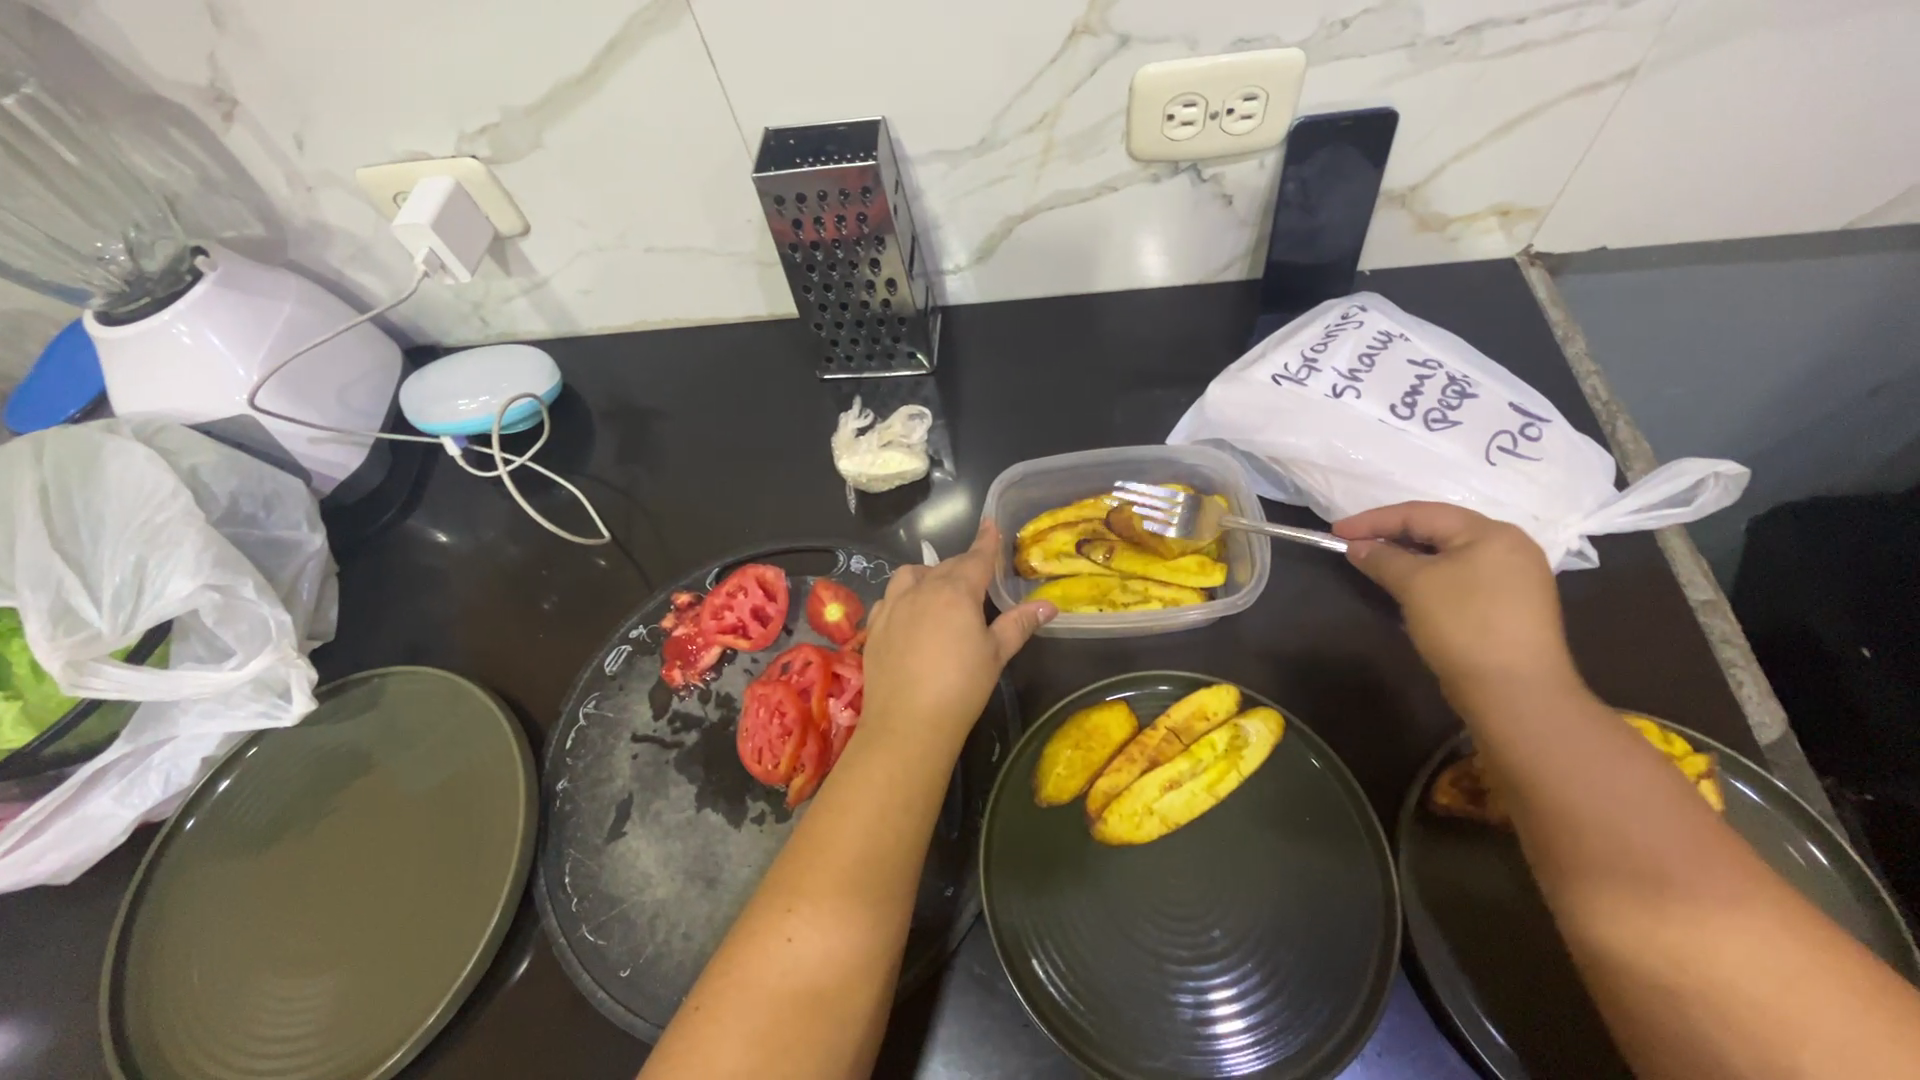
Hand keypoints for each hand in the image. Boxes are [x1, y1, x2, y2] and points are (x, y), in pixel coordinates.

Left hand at [859, 521, 1055, 752]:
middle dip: (963, 566)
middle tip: (977, 576)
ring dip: (927, 575)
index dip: (986, 541)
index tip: (991, 524)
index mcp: (956, 592)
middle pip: (945, 567)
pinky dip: (902, 597)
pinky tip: (908, 614)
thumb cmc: (961, 687)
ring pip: (909, 575)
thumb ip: (1019, 624)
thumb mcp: (996, 654)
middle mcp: (921, 590)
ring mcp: (893, 607)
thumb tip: (1049, 605)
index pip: (976, 559)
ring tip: (938, 589)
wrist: (908, 721)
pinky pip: (888, 599)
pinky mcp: (874, 627)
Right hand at [1333, 502, 1580, 708]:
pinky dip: (1430, 577)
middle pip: (1439, 530)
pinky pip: (1461, 578)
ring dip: (1409, 558)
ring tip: (1376, 564)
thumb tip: (1358, 546)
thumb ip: (1382, 558)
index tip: (1336, 532)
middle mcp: (1509, 547)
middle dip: (1393, 536)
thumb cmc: (1463, 625)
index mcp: (1490, 532)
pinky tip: (1409, 588)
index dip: (1373, 520)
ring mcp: (1514, 578)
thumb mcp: (1415, 585)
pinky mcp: (1510, 606)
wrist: (1514, 690)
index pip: (1421, 513)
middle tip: (1355, 546)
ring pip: (1450, 556)